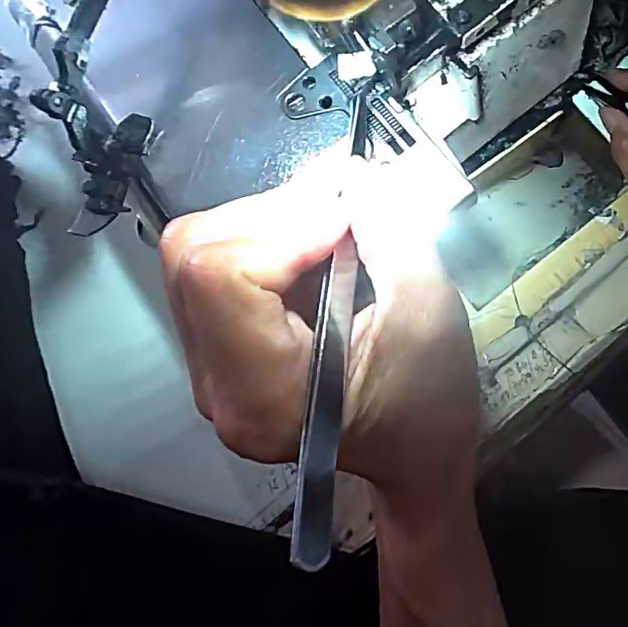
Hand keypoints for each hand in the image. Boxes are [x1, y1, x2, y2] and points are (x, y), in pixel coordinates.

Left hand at [159, 159, 478, 509]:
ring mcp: (211, 357)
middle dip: (275, 214)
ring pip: (201, 245)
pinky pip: (218, 256)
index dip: (281, 230)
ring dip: (269, 219)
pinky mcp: (220, 336)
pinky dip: (266, 233)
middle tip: (341, 217)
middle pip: (200, 250)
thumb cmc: (424, 406)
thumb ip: (390, 235)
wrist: (412, 448)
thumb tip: (353, 178)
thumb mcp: (426, 313)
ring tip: (330, 229)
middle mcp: (217, 379)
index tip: (343, 226)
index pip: (219, 273)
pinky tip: (312, 243)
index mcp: (261, 392)